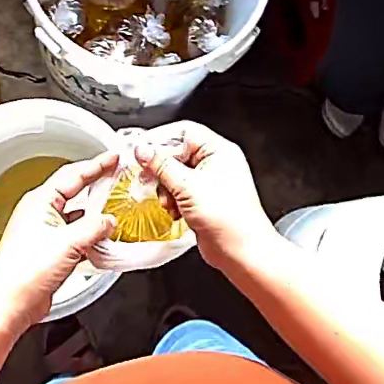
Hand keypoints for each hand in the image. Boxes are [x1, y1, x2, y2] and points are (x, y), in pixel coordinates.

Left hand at [0, 153, 118, 330]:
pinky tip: (101, 239)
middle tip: (116, 176)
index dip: (96, 164)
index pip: (74, 173)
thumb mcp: (69, 243)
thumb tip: (109, 221)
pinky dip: (89, 233)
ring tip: (114, 206)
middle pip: (74, 190)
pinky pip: (73, 233)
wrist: (8, 304)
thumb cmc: (24, 272)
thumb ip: (95, 227)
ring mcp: (43, 231)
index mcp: (40, 201)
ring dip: (94, 211)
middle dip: (96, 183)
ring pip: (75, 213)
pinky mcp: (47, 250)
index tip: (113, 157)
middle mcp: (40, 212)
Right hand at [132, 122, 277, 267]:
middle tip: (147, 176)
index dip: (160, 138)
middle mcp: (216, 162)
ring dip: (166, 187)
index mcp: (218, 150)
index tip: (141, 149)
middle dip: (161, 168)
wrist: (242, 252)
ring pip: (176, 173)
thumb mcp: (187, 186)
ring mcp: (210, 181)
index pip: (184, 131)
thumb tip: (143, 150)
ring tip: (167, 200)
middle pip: (178, 153)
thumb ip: (161, 165)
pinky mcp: (204, 199)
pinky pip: (180, 190)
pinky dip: (172, 199)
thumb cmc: (229, 219)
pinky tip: (174, 210)